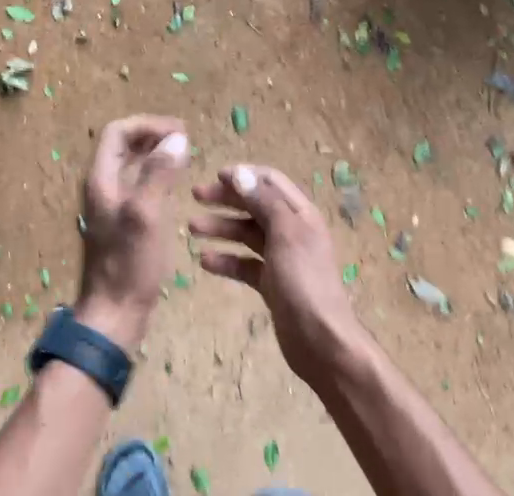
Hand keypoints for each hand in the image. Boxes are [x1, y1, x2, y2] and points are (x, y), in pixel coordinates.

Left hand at [74, 115, 190, 350]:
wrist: (114, 312)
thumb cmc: (130, 264)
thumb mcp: (147, 214)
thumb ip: (159, 173)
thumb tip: (177, 139)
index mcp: (101, 179)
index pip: (117, 132)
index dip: (147, 124)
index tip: (179, 131)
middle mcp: (103, 186)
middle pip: (124, 145)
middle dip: (153, 135)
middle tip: (186, 140)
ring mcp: (113, 204)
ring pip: (132, 164)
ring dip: (157, 154)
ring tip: (186, 156)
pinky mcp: (124, 221)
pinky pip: (139, 184)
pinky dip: (157, 175)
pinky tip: (177, 184)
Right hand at [190, 163, 368, 385]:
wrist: (320, 340)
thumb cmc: (303, 280)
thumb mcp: (285, 233)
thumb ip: (263, 201)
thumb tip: (240, 173)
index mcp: (299, 214)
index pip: (269, 182)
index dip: (243, 176)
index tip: (214, 176)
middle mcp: (291, 231)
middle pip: (255, 205)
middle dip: (226, 199)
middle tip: (195, 196)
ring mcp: (281, 258)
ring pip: (247, 234)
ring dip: (221, 228)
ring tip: (192, 229)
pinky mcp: (271, 283)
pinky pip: (245, 264)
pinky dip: (226, 261)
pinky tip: (204, 262)